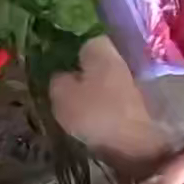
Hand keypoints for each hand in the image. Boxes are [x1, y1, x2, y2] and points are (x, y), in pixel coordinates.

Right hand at [49, 37, 172, 176]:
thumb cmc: (95, 114)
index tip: (49, 59)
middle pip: (91, 59)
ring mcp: (129, 81)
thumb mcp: (62, 95)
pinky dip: (97, 102)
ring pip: (100, 78)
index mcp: (99, 49)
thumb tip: (59, 74)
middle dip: (76, 68)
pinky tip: (85, 114)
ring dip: (87, 87)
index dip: (63, 46)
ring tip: (68, 101)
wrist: (134, 146)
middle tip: (55, 81)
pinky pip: (108, 96)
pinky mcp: (134, 103)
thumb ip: (56, 79)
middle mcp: (117, 58)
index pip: (79, 36)